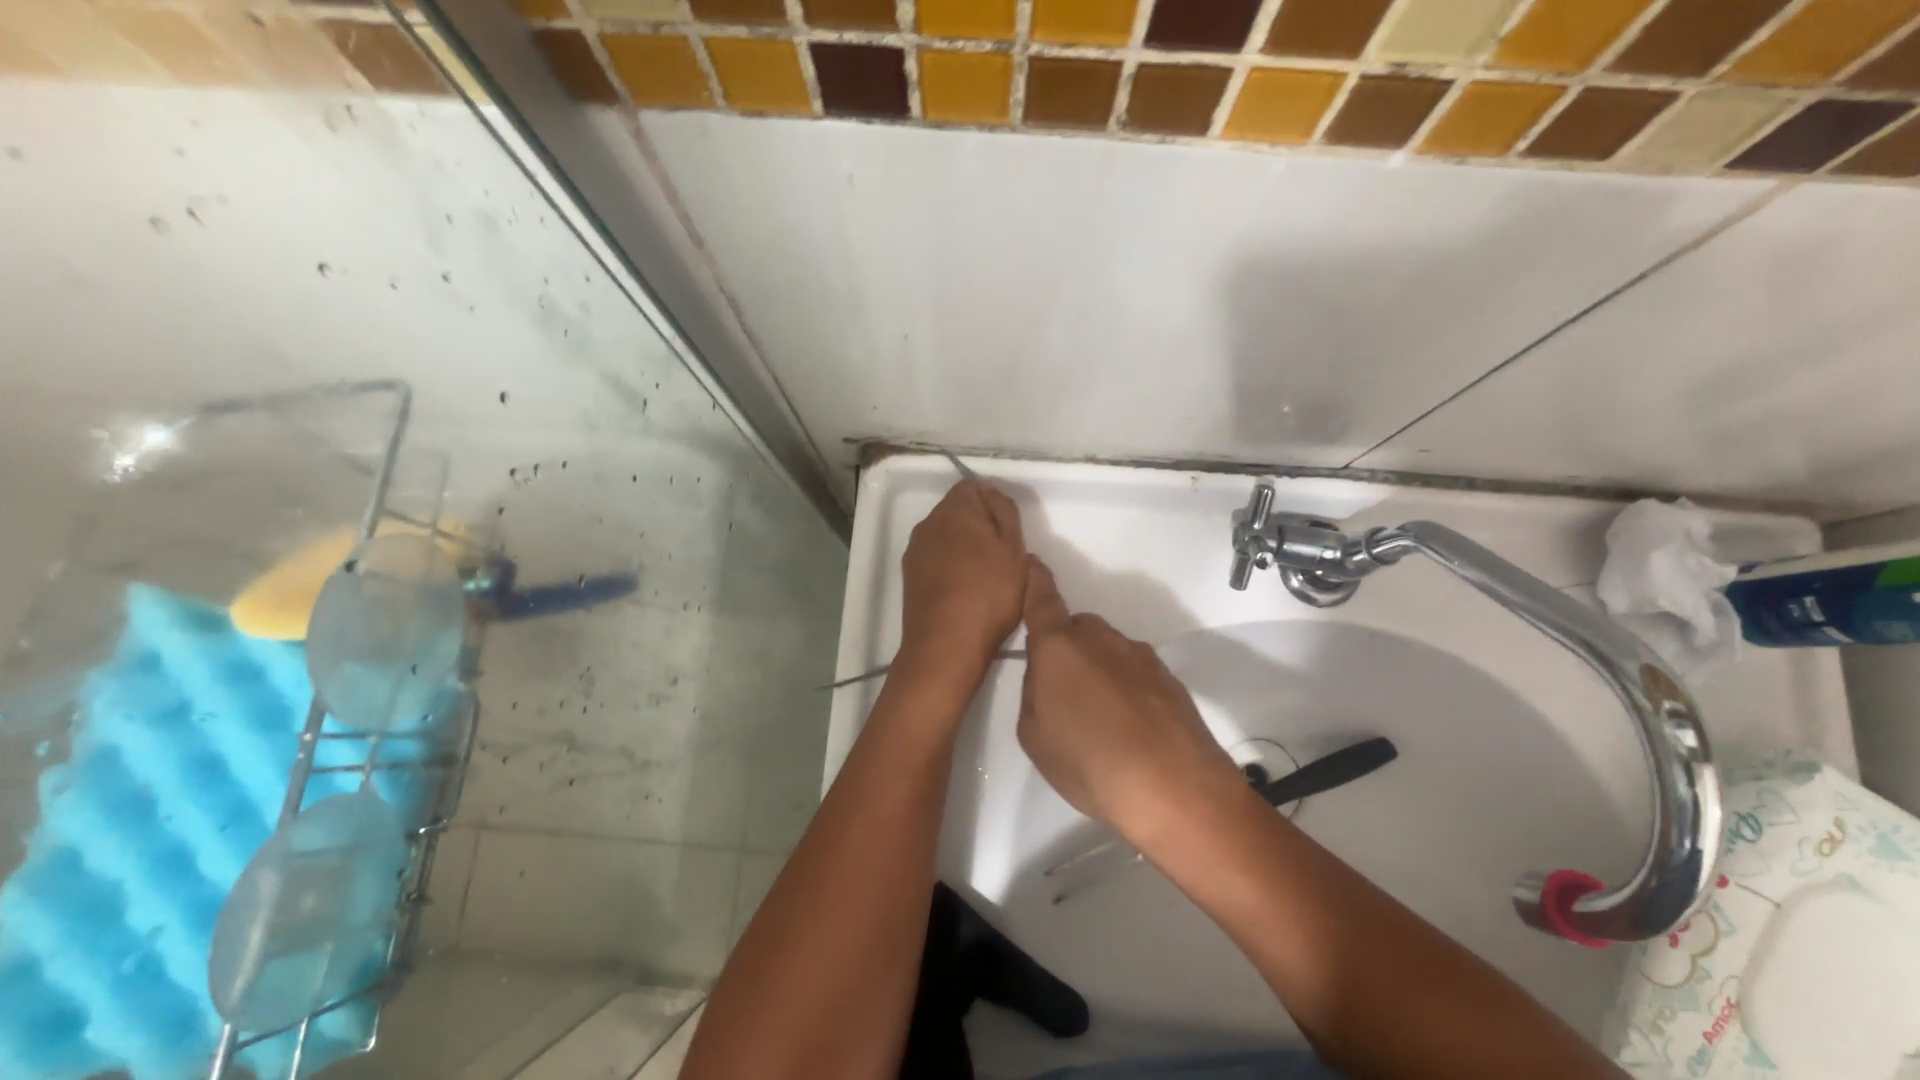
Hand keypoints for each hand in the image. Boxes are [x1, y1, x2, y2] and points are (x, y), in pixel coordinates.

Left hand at [899, 479, 1027, 669]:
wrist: (945, 645)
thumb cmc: (989, 594)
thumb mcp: (1014, 551)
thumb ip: (1005, 514)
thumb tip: (991, 493)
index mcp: (955, 509)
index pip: (973, 487)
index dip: (994, 503)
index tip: (1011, 530)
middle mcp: (928, 523)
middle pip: (957, 510)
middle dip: (979, 524)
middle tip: (1003, 554)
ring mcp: (915, 551)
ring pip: (944, 536)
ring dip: (963, 546)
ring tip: (986, 575)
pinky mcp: (910, 576)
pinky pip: (935, 559)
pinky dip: (950, 566)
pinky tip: (965, 589)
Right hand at [1017, 558, 1244, 840]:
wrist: (1174, 788)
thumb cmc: (1089, 763)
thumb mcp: (1035, 735)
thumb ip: (1035, 693)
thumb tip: (1050, 678)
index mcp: (1060, 647)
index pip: (1043, 601)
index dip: (1035, 582)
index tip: (1033, 563)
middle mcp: (1102, 640)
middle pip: (1078, 629)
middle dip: (1067, 648)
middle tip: (1062, 694)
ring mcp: (1141, 657)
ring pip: (1108, 651)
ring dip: (1099, 671)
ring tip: (1099, 722)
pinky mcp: (1169, 679)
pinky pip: (1135, 673)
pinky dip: (1127, 690)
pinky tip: (1129, 731)